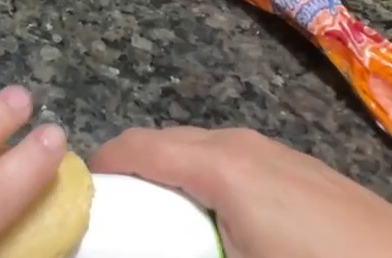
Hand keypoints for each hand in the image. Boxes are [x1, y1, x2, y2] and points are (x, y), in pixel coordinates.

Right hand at [91, 127, 391, 257]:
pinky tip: (231, 233)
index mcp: (220, 164)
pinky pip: (239, 167)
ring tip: (172, 232)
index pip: (135, 148)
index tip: (80, 209)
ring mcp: (281, 154)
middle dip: (134, 180)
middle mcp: (242, 143)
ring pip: (202, 154)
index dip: (100, 173)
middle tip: (121, 227)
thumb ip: (183, 245)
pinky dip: (213, 188)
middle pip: (163, 144)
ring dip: (174, 185)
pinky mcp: (311, 173)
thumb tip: (127, 249)